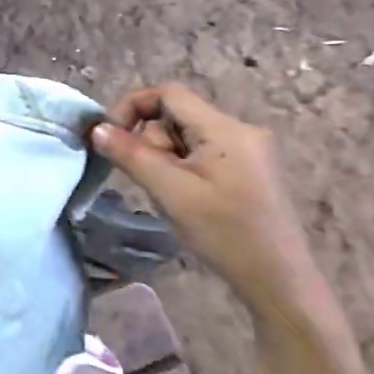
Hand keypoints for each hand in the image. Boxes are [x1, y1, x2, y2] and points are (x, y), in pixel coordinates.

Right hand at [90, 85, 318, 306]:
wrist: (277, 278)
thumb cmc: (223, 232)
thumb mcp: (170, 192)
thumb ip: (131, 155)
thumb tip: (97, 129)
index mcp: (225, 128)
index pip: (169, 94)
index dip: (134, 107)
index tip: (113, 139)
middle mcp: (240, 130)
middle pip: (177, 117)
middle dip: (153, 143)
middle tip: (153, 181)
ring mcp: (248, 151)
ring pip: (187, 139)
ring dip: (166, 161)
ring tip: (172, 196)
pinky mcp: (249, 171)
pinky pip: (202, 155)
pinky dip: (183, 171)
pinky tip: (188, 200)